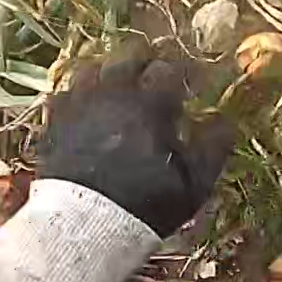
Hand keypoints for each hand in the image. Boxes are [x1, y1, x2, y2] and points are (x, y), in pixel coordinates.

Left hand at [39, 43, 233, 236]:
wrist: (86, 226)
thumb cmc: (145, 204)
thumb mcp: (193, 184)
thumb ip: (213, 147)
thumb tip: (226, 121)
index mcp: (150, 102)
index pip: (171, 68)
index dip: (185, 72)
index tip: (194, 83)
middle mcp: (113, 92)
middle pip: (130, 56)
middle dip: (147, 62)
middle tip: (157, 78)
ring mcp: (80, 103)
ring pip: (94, 67)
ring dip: (111, 72)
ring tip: (120, 87)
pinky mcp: (55, 120)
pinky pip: (66, 91)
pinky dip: (80, 94)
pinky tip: (87, 107)